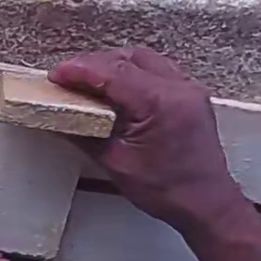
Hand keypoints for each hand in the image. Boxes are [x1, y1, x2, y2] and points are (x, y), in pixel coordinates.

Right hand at [49, 48, 246, 228]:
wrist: (204, 202)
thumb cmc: (165, 189)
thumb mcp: (114, 162)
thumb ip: (84, 134)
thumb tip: (59, 118)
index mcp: (160, 103)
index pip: (113, 72)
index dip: (80, 69)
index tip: (57, 75)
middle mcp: (179, 88)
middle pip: (128, 58)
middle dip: (94, 63)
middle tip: (67, 78)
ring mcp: (188, 89)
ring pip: (143, 60)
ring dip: (113, 65)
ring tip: (87, 82)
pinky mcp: (190, 95)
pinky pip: (157, 70)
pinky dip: (132, 73)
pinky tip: (115, 88)